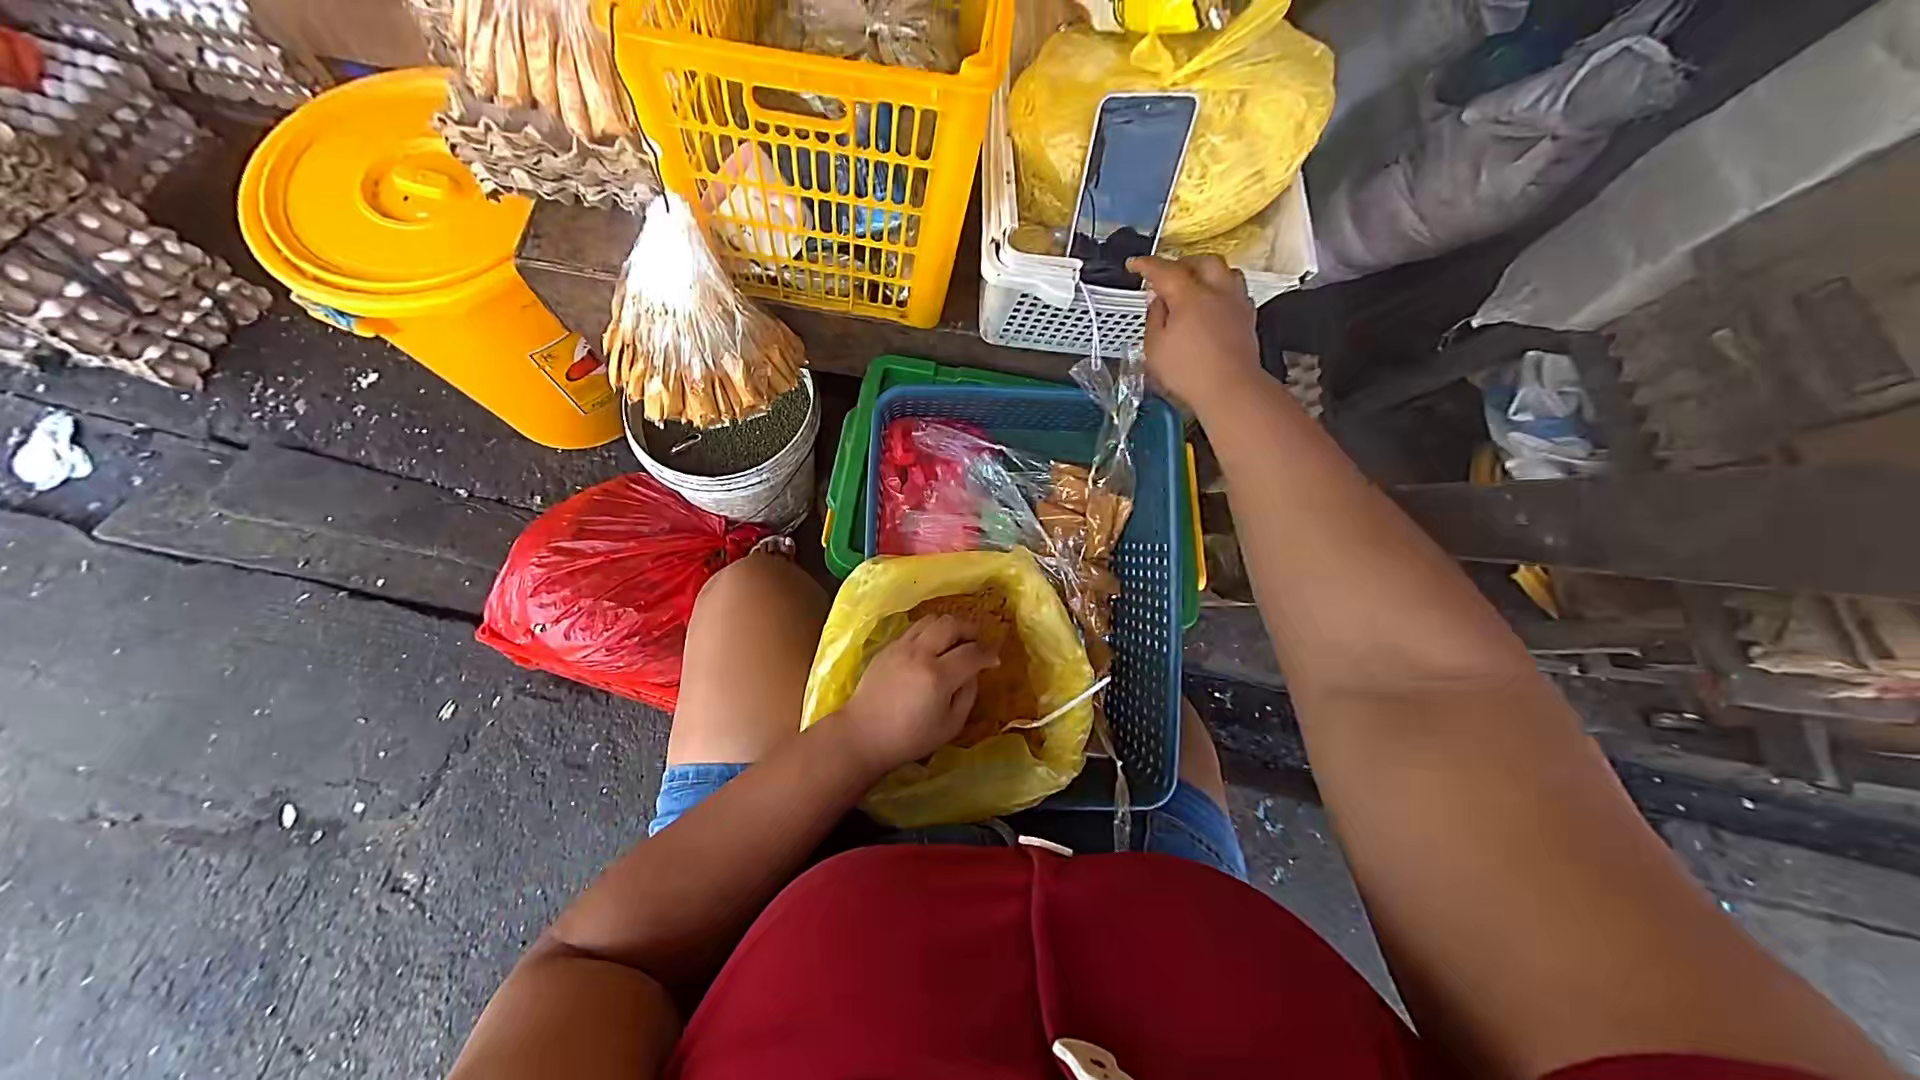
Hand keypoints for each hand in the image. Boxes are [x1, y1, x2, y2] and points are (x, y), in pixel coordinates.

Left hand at [832, 615, 999, 774]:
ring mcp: (900, 647)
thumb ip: (967, 694)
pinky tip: (932, 647)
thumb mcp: (951, 725)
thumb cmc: (909, 738)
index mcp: (938, 676)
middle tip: (977, 643)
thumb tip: (974, 673)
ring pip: (931, 620)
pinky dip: (929, 632)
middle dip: (970, 629)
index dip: (988, 654)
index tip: (994, 660)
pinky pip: (914, 629)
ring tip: (955, 641)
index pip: (972, 652)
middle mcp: (919, 654)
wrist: (863, 735)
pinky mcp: (887, 648)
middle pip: (951, 624)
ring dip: (949, 626)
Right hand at [1129, 254, 1265, 414]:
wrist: (1231, 389)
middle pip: (1201, 261)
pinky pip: (1236, 290)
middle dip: (1181, 263)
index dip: (1146, 264)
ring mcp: (1236, 303)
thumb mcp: (1155, 347)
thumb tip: (1157, 301)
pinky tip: (1213, 302)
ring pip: (1225, 271)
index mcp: (1189, 295)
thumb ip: (1153, 317)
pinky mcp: (1247, 318)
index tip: (1135, 264)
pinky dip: (1221, 289)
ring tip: (1193, 283)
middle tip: (1166, 274)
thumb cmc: (1189, 372)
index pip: (1164, 270)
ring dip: (1206, 271)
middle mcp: (1217, 292)